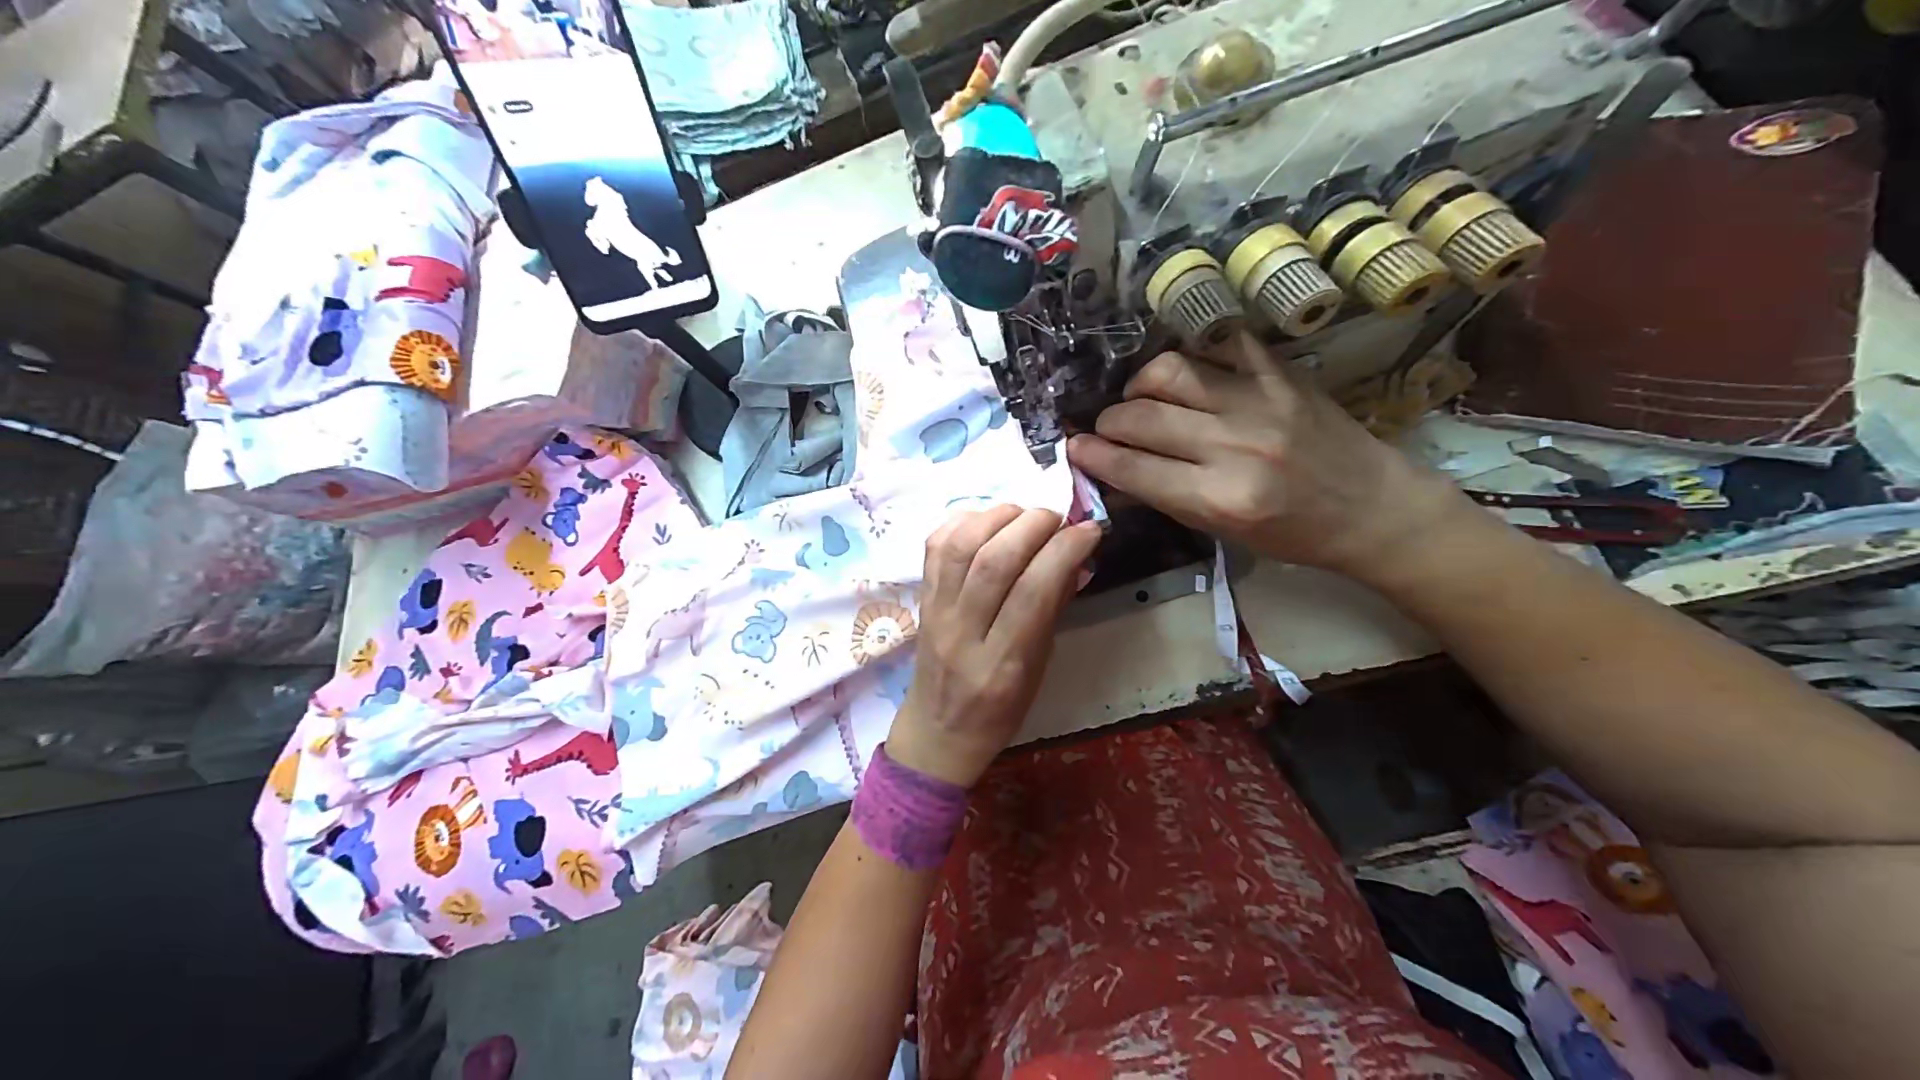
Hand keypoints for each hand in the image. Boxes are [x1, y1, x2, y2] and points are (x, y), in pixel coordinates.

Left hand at [887, 506, 1101, 787]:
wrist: (937, 731)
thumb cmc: (999, 711)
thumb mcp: (1039, 671)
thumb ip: (1053, 611)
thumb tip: (1075, 558)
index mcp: (1002, 664)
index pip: (1032, 592)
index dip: (1064, 551)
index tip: (1089, 530)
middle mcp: (962, 634)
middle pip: (993, 562)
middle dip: (1032, 525)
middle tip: (1057, 516)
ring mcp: (935, 613)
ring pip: (959, 547)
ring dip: (997, 517)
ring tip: (1024, 515)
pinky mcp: (919, 598)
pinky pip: (935, 546)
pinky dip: (963, 521)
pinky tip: (988, 520)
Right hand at [1066, 334, 1473, 584]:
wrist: (1371, 509)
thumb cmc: (1294, 534)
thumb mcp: (1222, 531)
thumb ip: (1166, 497)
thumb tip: (1113, 470)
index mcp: (1219, 499)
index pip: (1133, 468)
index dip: (1092, 456)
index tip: (1074, 448)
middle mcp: (1234, 447)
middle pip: (1141, 418)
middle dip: (1108, 422)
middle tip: (1106, 428)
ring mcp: (1259, 403)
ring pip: (1170, 372)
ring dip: (1139, 385)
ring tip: (1141, 397)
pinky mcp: (1281, 374)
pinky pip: (1221, 344)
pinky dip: (1194, 355)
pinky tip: (1187, 373)